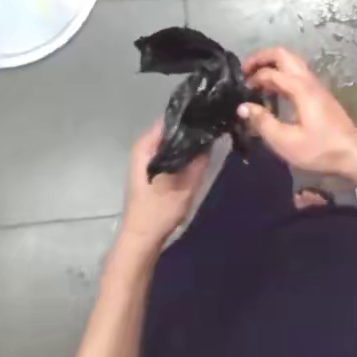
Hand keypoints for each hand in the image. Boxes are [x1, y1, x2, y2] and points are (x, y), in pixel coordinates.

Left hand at [116, 120, 205, 253]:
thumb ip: (198, 163)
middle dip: (192, 128)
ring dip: (189, 142)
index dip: (191, 116)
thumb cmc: (157, 213)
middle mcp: (144, 146)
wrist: (140, 241)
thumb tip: (211, 139)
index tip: (210, 114)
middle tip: (215, 127)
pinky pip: (171, 153)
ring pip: (173, 142)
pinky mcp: (152, 169)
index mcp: (146, 145)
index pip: (171, 118)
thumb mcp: (183, 188)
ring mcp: (147, 158)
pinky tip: (199, 157)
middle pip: (172, 129)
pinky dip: (183, 153)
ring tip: (211, 139)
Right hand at [239, 47, 356, 178]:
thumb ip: (262, 122)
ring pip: (290, 62)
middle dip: (260, 58)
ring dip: (271, 65)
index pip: (270, 72)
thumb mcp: (286, 142)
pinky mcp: (318, 94)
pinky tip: (273, 92)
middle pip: (282, 54)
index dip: (252, 79)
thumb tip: (242, 107)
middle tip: (244, 71)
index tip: (240, 92)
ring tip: (255, 80)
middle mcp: (308, 80)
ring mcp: (315, 85)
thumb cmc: (320, 149)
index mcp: (300, 88)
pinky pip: (296, 73)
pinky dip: (280, 74)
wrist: (353, 154)